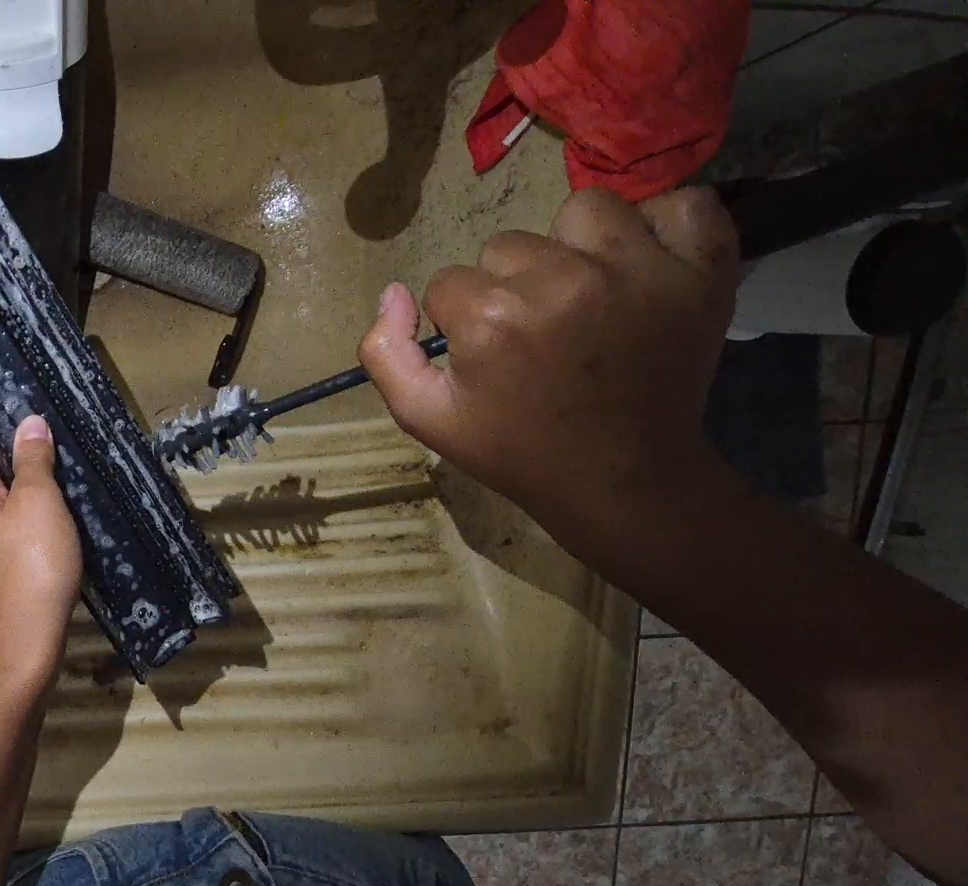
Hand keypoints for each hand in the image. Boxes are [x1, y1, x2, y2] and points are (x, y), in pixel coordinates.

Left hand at [0, 413, 83, 683]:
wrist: (29, 631)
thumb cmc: (32, 562)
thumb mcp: (38, 500)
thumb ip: (32, 457)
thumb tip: (29, 421)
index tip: (17, 368)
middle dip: (14, 418)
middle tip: (51, 391)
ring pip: (4, 467)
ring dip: (29, 449)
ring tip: (63, 420)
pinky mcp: (6, 533)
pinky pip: (17, 492)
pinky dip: (36, 477)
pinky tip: (65, 466)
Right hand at [358, 187, 740, 536]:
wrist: (617, 477)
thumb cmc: (512, 449)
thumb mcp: (424, 417)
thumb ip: (386, 353)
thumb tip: (394, 293)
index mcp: (491, 319)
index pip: (447, 282)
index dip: (455, 319)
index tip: (481, 354)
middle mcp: (563, 281)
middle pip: (507, 245)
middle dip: (507, 284)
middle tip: (532, 333)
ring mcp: (639, 269)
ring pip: (583, 212)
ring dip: (574, 244)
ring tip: (583, 292)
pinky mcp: (702, 269)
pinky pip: (682, 205)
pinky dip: (660, 227)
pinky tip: (642, 265)